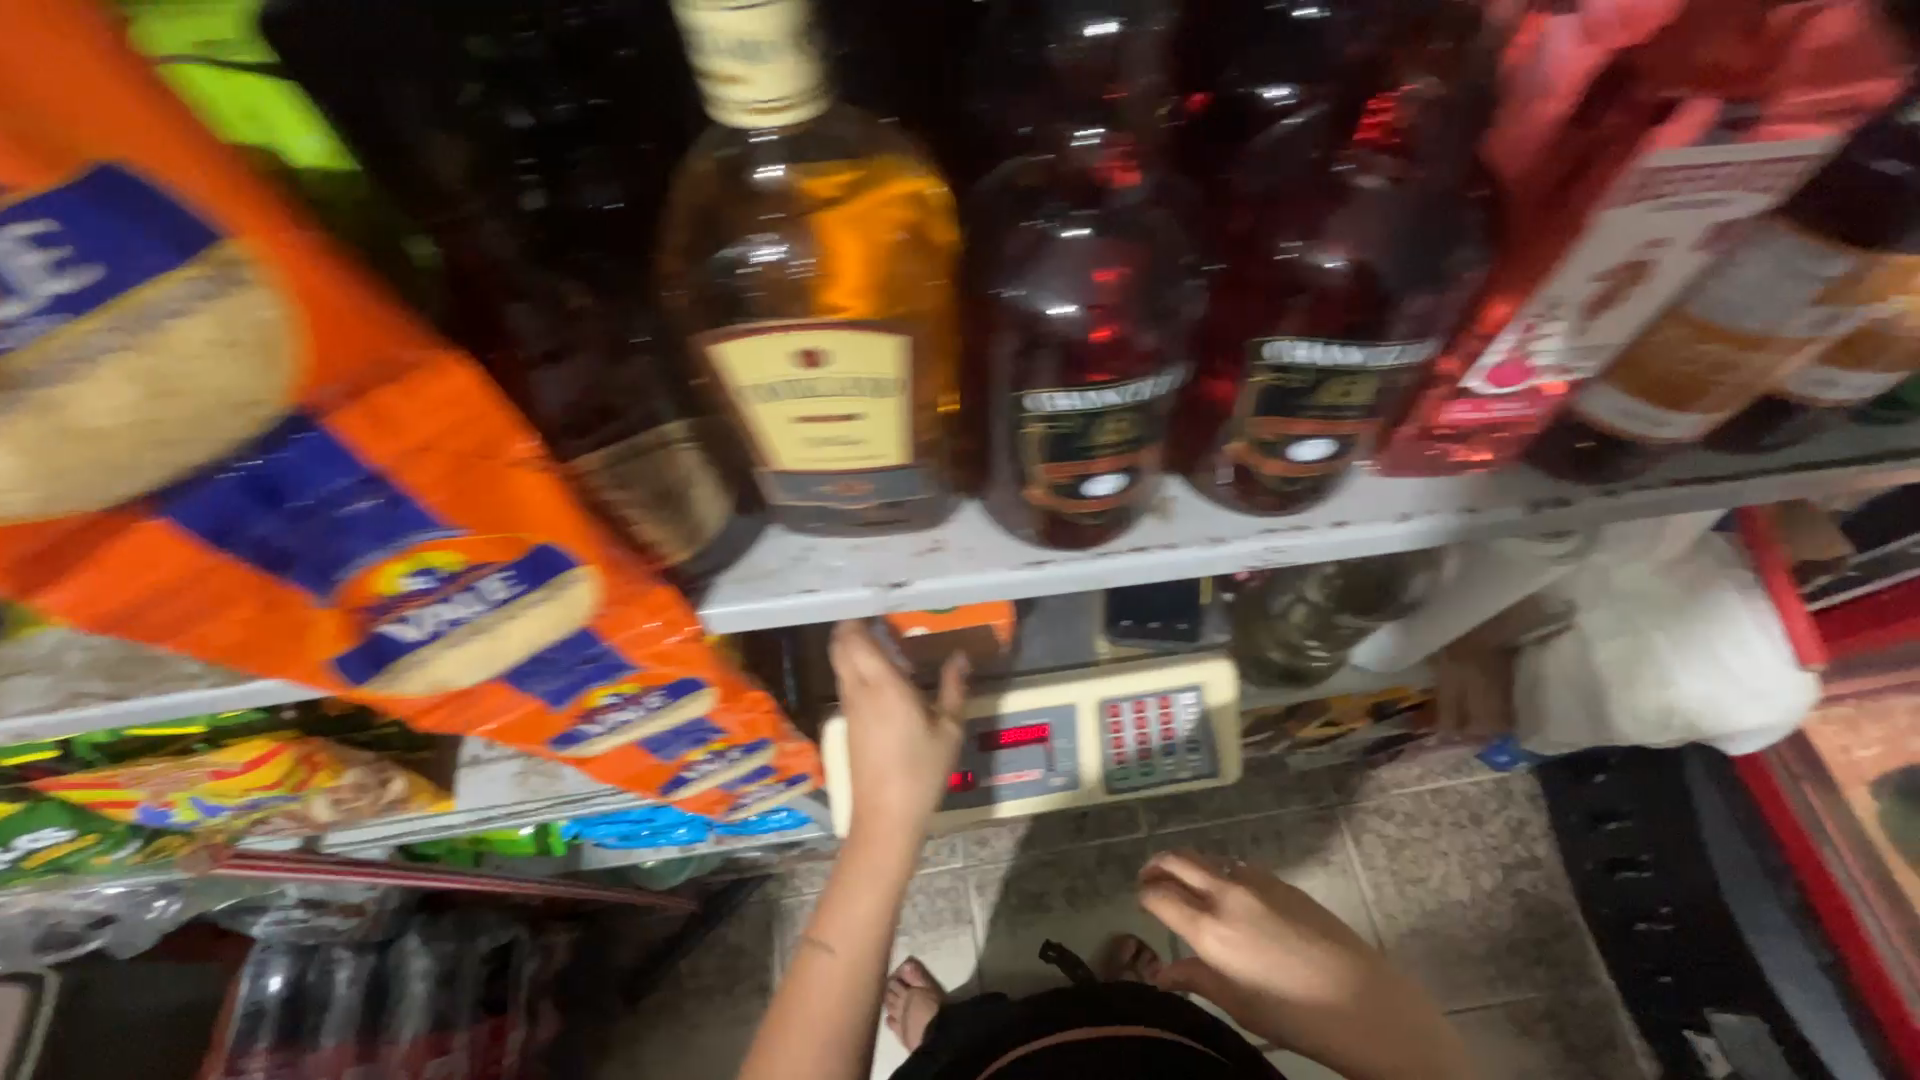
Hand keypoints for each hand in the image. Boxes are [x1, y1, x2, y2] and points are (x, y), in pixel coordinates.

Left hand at [830, 620, 968, 848]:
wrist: (886, 817)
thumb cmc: (922, 771)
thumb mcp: (949, 729)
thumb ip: (954, 687)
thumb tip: (961, 656)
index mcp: (882, 684)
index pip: (854, 638)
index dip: (857, 616)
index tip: (876, 603)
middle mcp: (858, 690)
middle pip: (840, 646)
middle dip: (852, 627)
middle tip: (881, 617)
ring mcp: (849, 708)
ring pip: (841, 664)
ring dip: (854, 648)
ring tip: (887, 644)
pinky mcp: (847, 724)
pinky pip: (847, 683)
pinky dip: (857, 669)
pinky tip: (885, 678)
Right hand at [1138, 851, 1471, 1079]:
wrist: (1362, 1001)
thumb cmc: (1293, 1014)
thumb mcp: (1237, 1004)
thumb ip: (1196, 978)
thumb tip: (1161, 974)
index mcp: (1208, 929)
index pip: (1157, 894)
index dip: (1144, 895)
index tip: (1143, 902)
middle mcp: (1225, 895)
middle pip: (1177, 859)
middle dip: (1157, 865)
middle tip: (1151, 877)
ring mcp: (1256, 883)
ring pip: (1208, 858)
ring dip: (1191, 866)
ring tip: (1191, 885)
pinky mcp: (1282, 882)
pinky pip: (1239, 867)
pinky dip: (1224, 873)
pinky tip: (1234, 896)